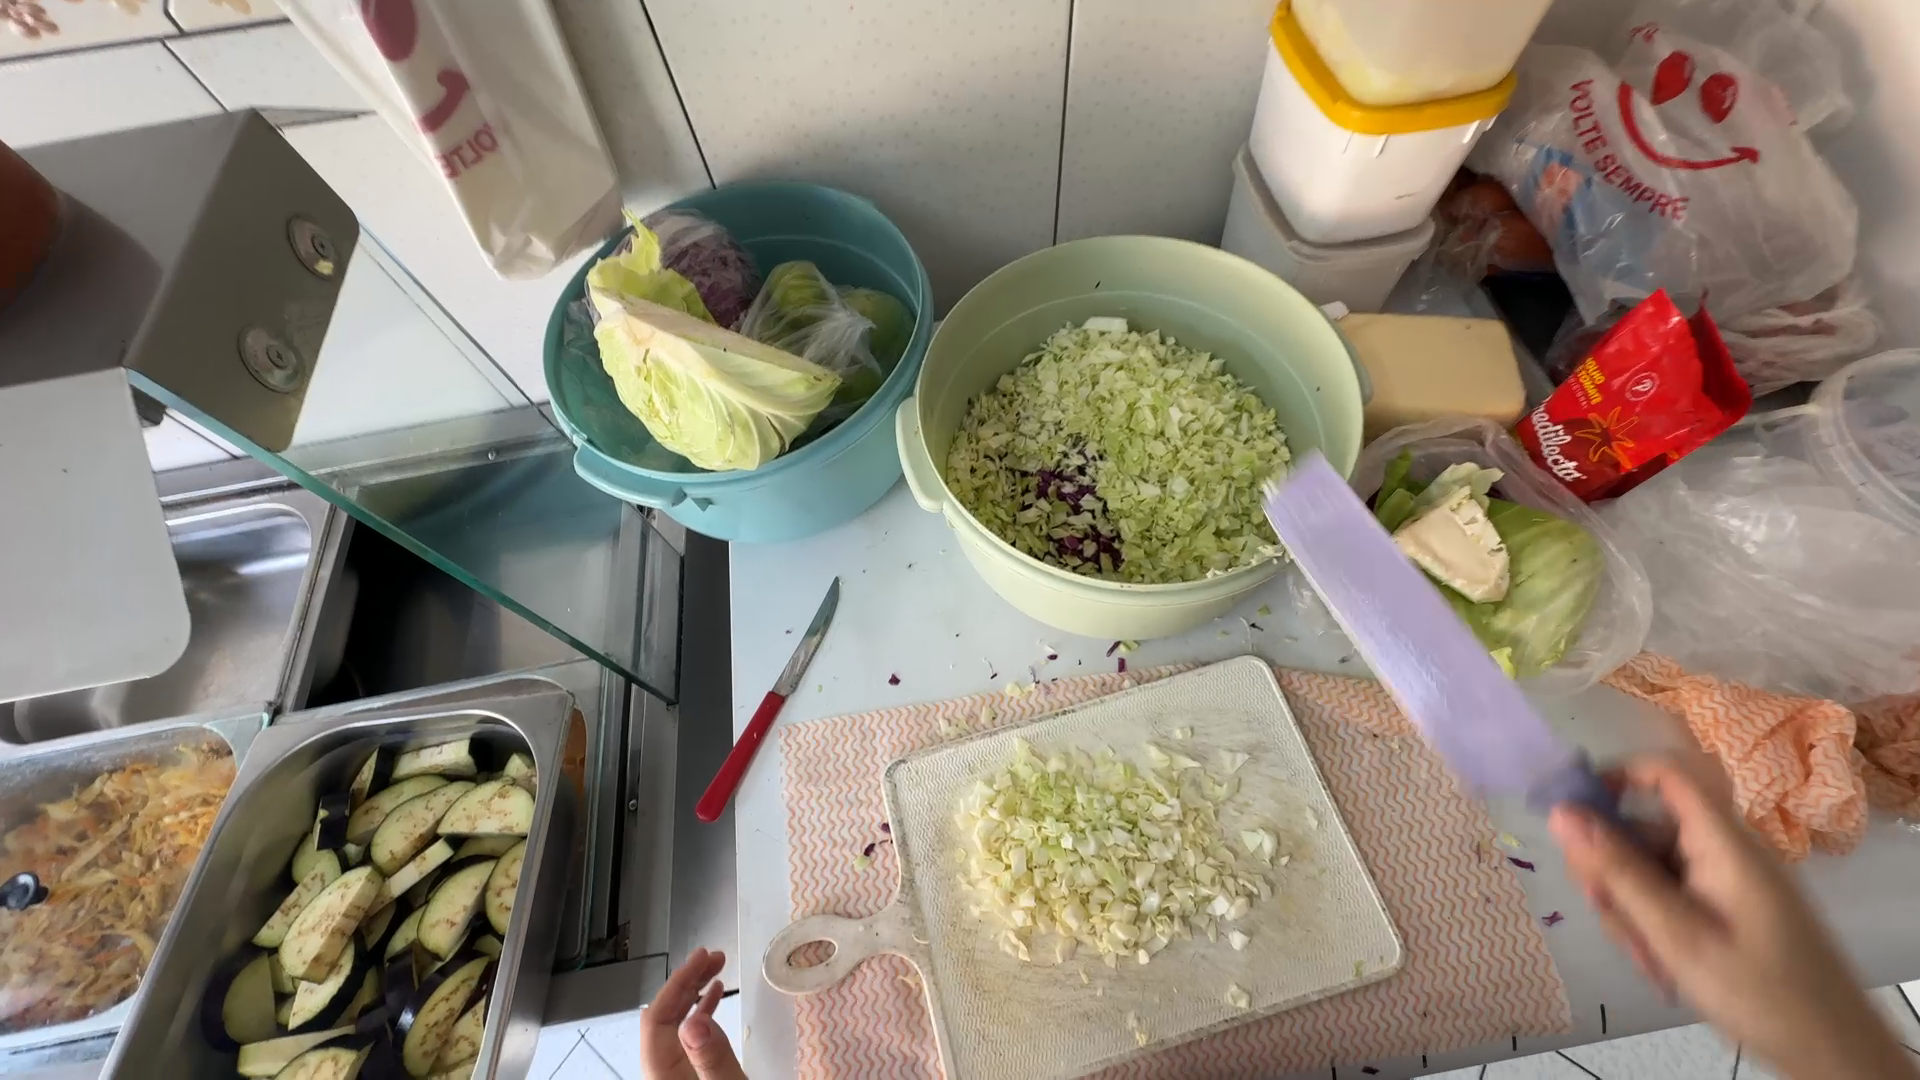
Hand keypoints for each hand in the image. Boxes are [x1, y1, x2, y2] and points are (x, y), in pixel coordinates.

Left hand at [642, 947, 745, 1079]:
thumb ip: (710, 1056)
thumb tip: (694, 1022)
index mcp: (661, 1070)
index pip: (656, 1017)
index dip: (676, 981)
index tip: (702, 956)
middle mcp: (661, 1067)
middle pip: (664, 1015)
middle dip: (688, 979)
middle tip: (715, 956)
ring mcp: (673, 1068)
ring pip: (676, 1021)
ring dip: (695, 989)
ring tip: (718, 966)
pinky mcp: (688, 1070)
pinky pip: (688, 1032)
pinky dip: (702, 1007)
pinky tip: (715, 993)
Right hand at [1549, 755, 1917, 1079]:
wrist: (1840, 1062)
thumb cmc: (1762, 995)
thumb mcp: (1677, 934)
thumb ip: (1617, 870)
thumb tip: (1560, 811)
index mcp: (1724, 848)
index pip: (1669, 776)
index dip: (1617, 775)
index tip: (1574, 808)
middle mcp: (1725, 855)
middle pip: (1644, 829)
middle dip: (1608, 863)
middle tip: (1599, 905)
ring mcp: (1726, 883)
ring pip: (1647, 864)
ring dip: (1624, 899)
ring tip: (1637, 949)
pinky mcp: (1725, 908)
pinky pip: (1665, 890)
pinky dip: (1646, 916)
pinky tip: (1652, 956)